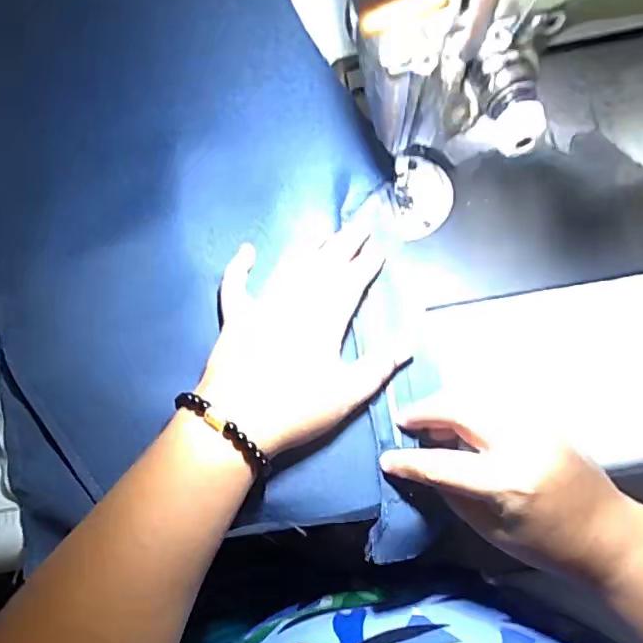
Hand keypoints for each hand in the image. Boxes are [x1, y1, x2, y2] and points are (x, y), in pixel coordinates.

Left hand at [193, 201, 409, 456]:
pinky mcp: (235, 317)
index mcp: (327, 317)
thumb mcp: (347, 395)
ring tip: (323, 231)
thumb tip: (407, 347)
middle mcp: (296, 301)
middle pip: (325, 263)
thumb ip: (379, 368)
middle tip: (361, 222)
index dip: (368, 262)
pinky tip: (247, 251)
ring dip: (307, 246)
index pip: (353, 280)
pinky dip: (240, 267)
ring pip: (288, 265)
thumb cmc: (297, 408)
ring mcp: (262, 305)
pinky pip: (235, 285)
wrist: (236, 420)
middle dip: (346, 242)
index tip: (381, 246)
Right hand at [379, 396, 642, 584]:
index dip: (410, 461)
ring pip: (481, 398)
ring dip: (450, 405)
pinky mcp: (547, 421)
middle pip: (462, 410)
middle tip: (404, 421)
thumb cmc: (548, 546)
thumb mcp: (492, 531)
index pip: (444, 464)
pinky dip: (474, 407)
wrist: (608, 535)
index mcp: (508, 483)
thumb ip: (455, 495)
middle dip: (427, 411)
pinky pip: (500, 404)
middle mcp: (523, 445)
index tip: (387, 457)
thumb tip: (426, 469)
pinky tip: (462, 423)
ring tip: (430, 422)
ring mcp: (539, 427)